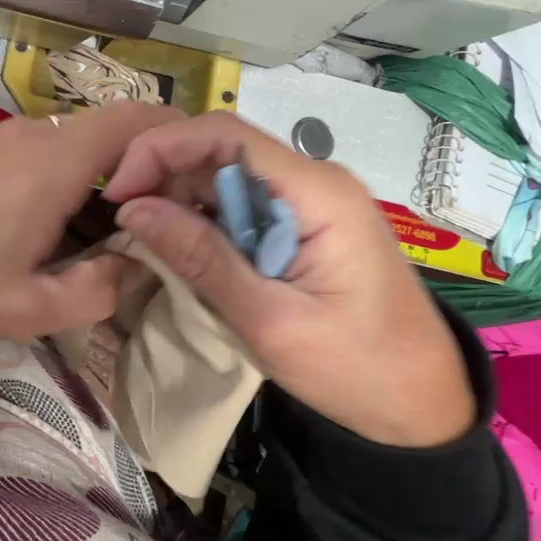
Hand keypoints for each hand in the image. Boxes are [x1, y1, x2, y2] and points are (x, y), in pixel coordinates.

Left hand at [0, 103, 183, 341]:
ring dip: (109, 165)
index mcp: (54, 162)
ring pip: (79, 135)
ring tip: (124, 217)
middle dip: (148, 159)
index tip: (198, 177)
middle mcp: (35, 133)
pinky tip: (71, 211)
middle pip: (112, 126)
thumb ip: (101, 288)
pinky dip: (74, 167)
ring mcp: (6, 133)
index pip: (134, 118)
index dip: (176, 135)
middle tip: (170, 207)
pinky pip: (47, 144)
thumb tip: (140, 264)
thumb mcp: (32, 307)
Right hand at [102, 112, 474, 447]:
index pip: (223, 135)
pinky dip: (200, 217)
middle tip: (122, 218)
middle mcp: (313, 179)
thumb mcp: (268, 320)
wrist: (422, 406)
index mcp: (316, 192)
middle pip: (219, 147)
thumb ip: (200, 258)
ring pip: (223, 172)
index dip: (160, 150)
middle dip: (161, 173)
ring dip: (177, 196)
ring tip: (142, 236)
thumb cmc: (356, 369)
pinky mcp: (300, 220)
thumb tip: (132, 209)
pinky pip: (238, 200)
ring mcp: (308, 199)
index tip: (118, 192)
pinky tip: (179, 246)